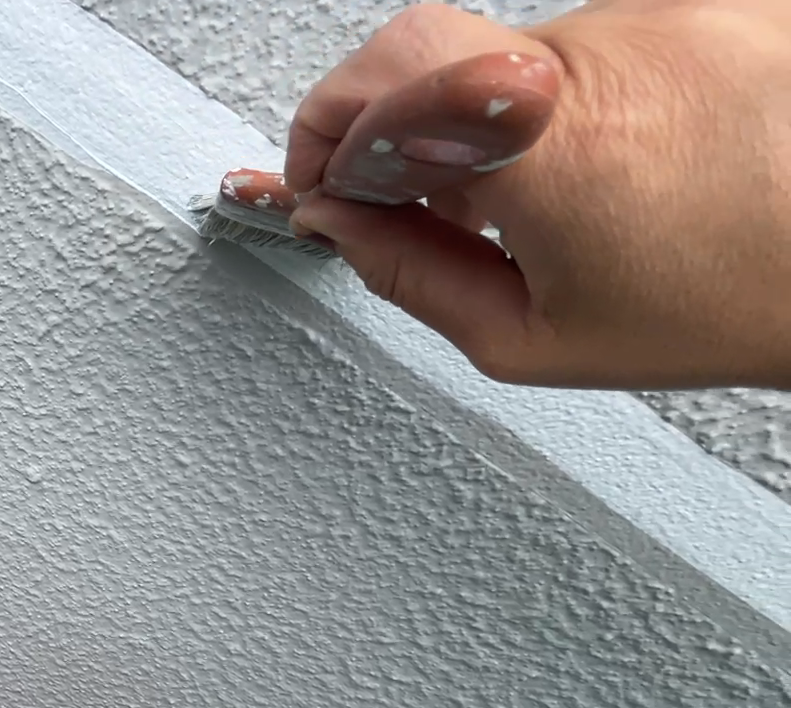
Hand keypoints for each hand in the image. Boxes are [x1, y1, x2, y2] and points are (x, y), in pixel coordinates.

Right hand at [284, 1, 790, 389]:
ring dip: (455, 124)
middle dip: (369, 127)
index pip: (383, 78)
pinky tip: (558, 165)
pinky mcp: (705, 5)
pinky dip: (527, 107)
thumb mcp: (521, 334)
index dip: (321, 130)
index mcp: (554, 145)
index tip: (317, 183)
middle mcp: (617, 54)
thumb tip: (337, 224)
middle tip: (370, 188)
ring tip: (493, 196)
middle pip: (422, 54)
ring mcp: (672, 14)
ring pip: (489, 59)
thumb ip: (405, 274)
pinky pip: (564, 51)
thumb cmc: (730, 305)